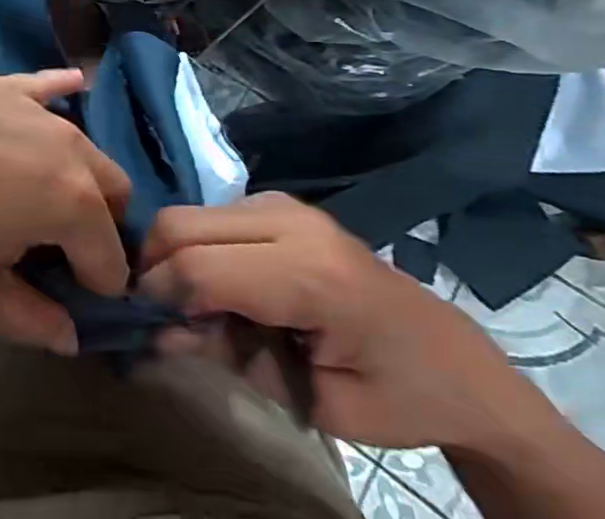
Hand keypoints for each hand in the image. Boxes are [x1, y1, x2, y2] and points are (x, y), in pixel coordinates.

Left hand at [0, 70, 132, 354]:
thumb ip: (30, 321)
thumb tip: (70, 337)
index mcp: (74, 205)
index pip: (111, 261)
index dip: (94, 288)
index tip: (61, 294)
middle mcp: (73, 150)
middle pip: (115, 196)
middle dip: (98, 229)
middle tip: (51, 247)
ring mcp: (42, 111)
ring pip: (87, 151)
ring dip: (79, 179)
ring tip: (33, 195)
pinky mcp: (10, 84)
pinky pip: (53, 88)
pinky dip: (63, 97)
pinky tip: (68, 92)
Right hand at [138, 193, 560, 451]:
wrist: (456, 364)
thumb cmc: (396, 396)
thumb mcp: (315, 401)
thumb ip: (231, 357)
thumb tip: (158, 333)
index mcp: (312, 275)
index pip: (200, 267)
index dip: (160, 297)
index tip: (148, 329)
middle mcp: (294, 223)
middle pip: (182, 224)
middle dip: (154, 268)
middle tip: (160, 315)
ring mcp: (287, 206)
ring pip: (190, 214)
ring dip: (173, 256)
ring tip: (190, 304)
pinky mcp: (281, 204)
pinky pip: (211, 215)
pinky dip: (195, 246)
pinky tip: (217, 284)